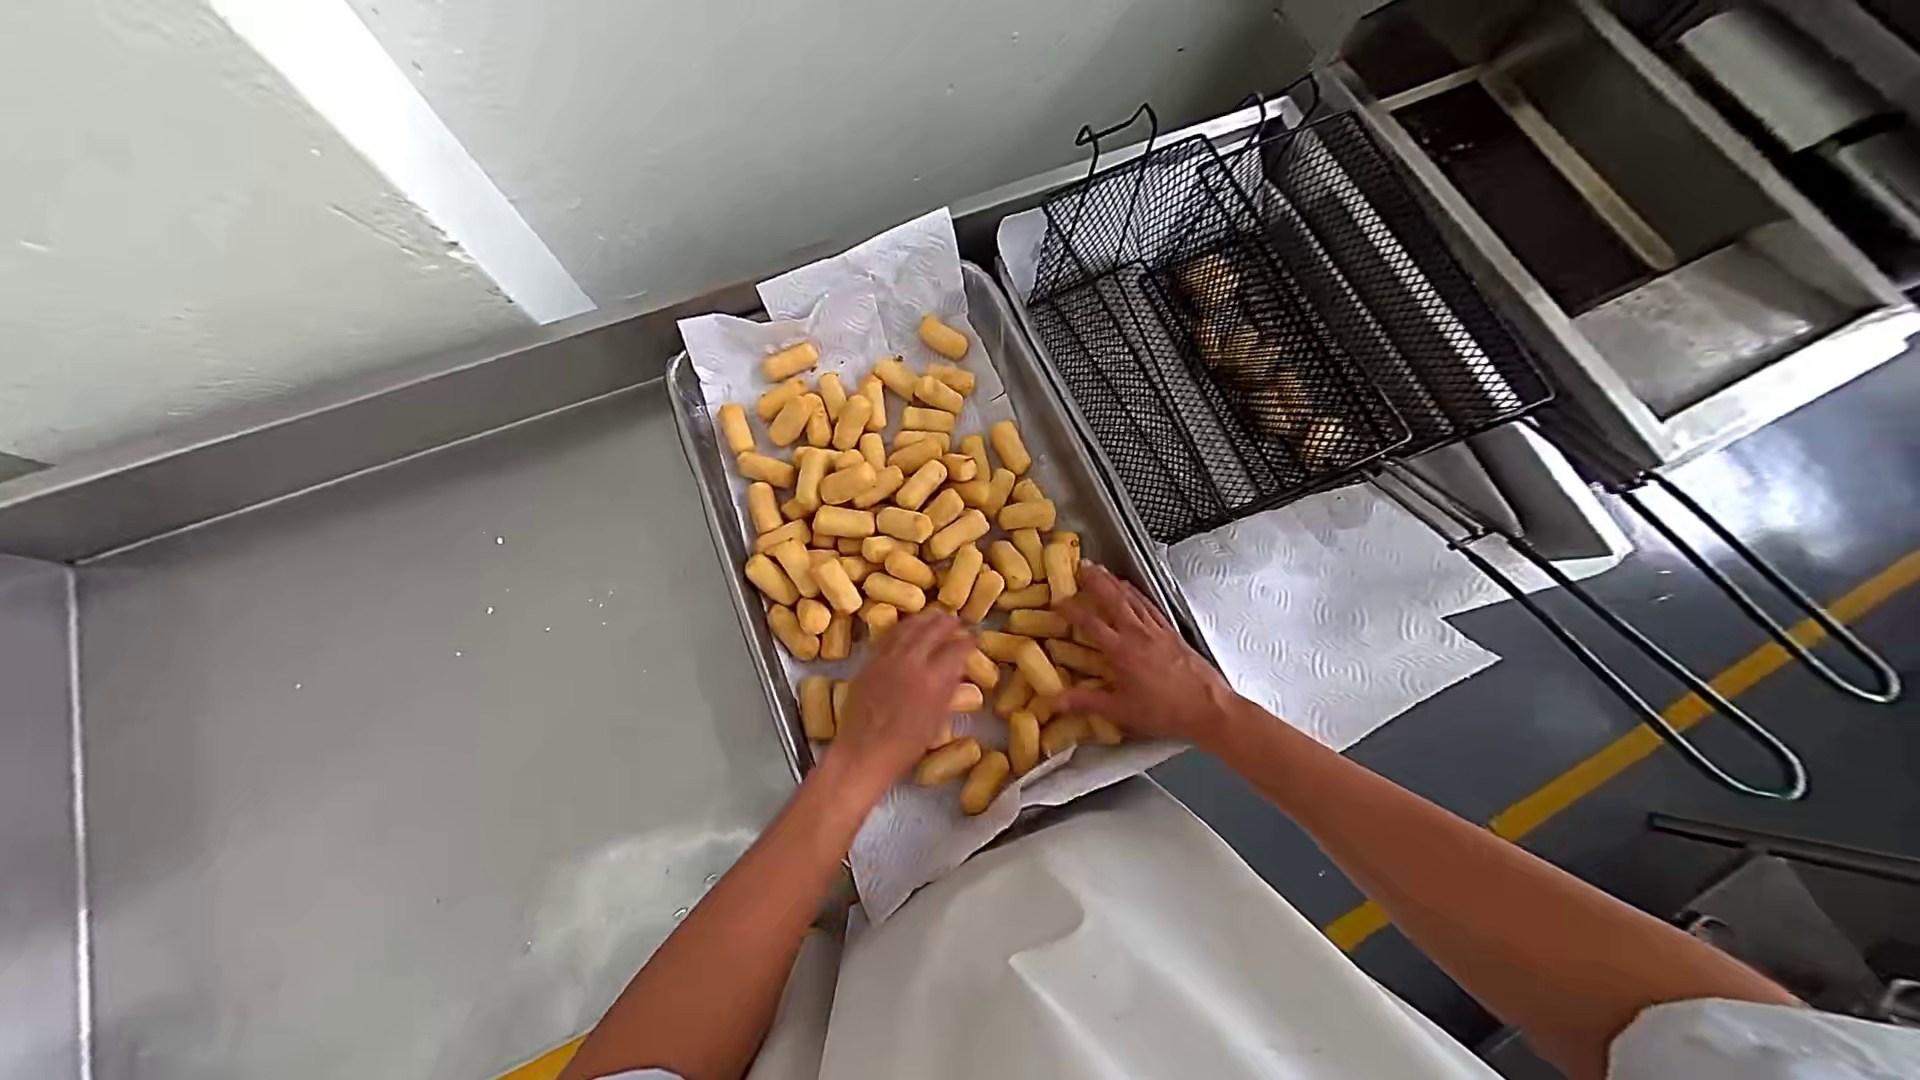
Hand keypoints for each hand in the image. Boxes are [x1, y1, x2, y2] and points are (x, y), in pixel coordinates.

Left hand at [831, 611, 971, 793]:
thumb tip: (956, 669)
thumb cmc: (906, 745)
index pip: (956, 650)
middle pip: (933, 631)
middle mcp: (911, 661)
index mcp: (933, 679)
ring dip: (925, 619)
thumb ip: (948, 688)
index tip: (975, 638)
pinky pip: (889, 636)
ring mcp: (888, 659)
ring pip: (909, 628)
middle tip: (957, 619)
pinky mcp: (871, 661)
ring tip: (935, 614)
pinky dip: (903, 628)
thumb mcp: (938, 718)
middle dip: (948, 623)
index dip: (968, 642)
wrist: (864, 751)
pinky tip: (908, 627)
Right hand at [1057, 563, 1242, 745]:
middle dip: (1096, 580)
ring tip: (1103, 570)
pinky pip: (1150, 606)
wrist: (1209, 709)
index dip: (1072, 610)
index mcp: (1122, 651)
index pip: (1090, 623)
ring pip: (1132, 598)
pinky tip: (1133, 590)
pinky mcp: (1172, 633)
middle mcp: (1138, 634)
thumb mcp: (1121, 710)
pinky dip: (1138, 594)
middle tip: (1082, 565)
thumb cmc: (1165, 712)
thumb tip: (1055, 701)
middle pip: (1113, 599)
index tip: (1057, 601)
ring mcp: (1157, 631)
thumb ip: (1086, 703)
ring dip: (1115, 582)